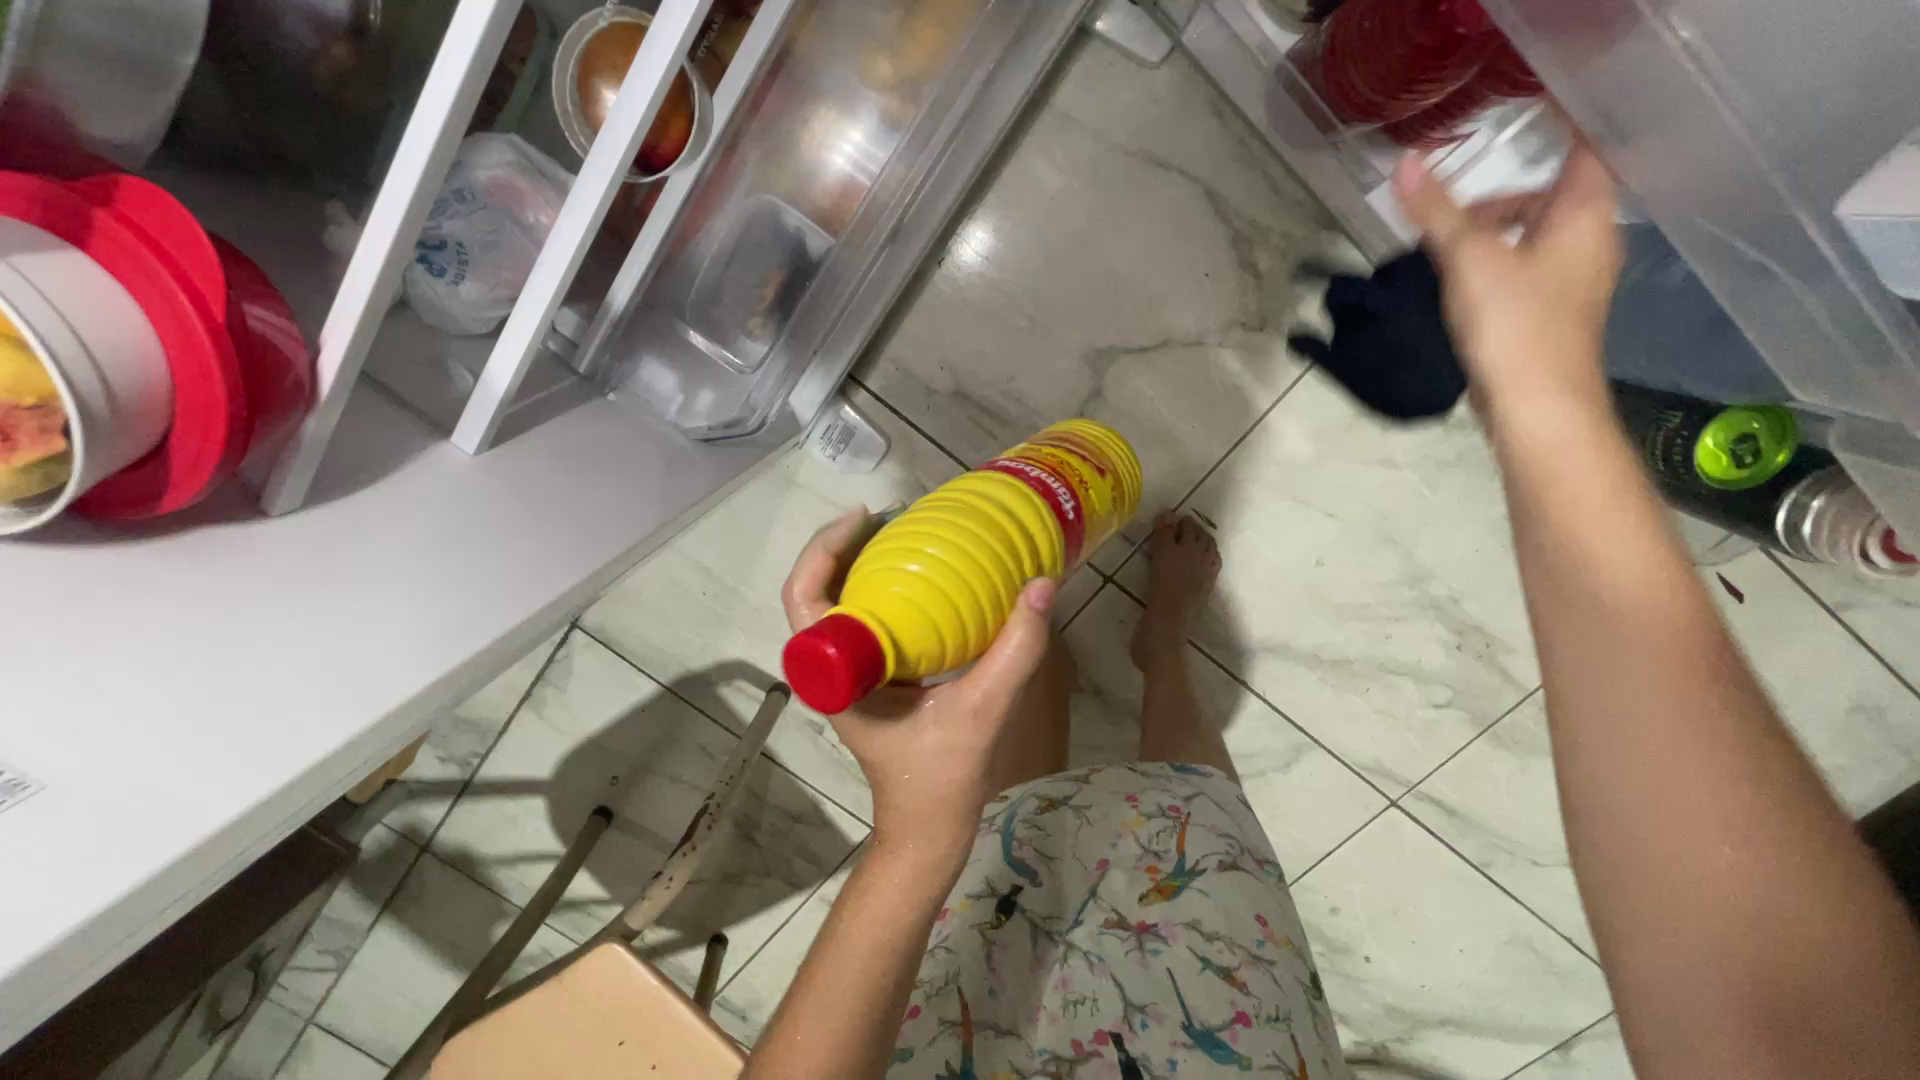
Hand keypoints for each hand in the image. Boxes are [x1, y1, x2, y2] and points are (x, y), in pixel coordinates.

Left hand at [781, 509, 1055, 862]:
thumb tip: (1044, 583)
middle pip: (816, 591)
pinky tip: (921, 580)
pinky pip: (863, 623)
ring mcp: (846, 677)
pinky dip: (882, 592)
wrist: (928, 829)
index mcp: (834, 676)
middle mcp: (830, 671)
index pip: (803, 597)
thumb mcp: (982, 710)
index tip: (866, 515)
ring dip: (860, 566)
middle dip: (845, 546)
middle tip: (894, 517)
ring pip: (837, 606)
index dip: (824, 547)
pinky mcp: (867, 682)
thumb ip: (1016, 649)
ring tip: (905, 534)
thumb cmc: (942, 777)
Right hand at [1393, 140, 1622, 418]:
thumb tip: (1408, 161)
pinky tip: (1459, 290)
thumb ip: (1437, 212)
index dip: (1559, 125)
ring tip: (1442, 255)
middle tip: (1448, 215)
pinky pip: (1525, 272)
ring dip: (1490, 238)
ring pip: (1533, 239)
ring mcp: (1574, 282)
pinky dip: (1494, 268)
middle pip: (1549, 198)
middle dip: (1497, 200)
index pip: (1584, 149)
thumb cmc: (1515, 324)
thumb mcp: (1469, 260)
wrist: (1537, 407)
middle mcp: (1591, 241)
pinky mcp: (1552, 314)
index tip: (1517, 117)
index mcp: (1585, 216)